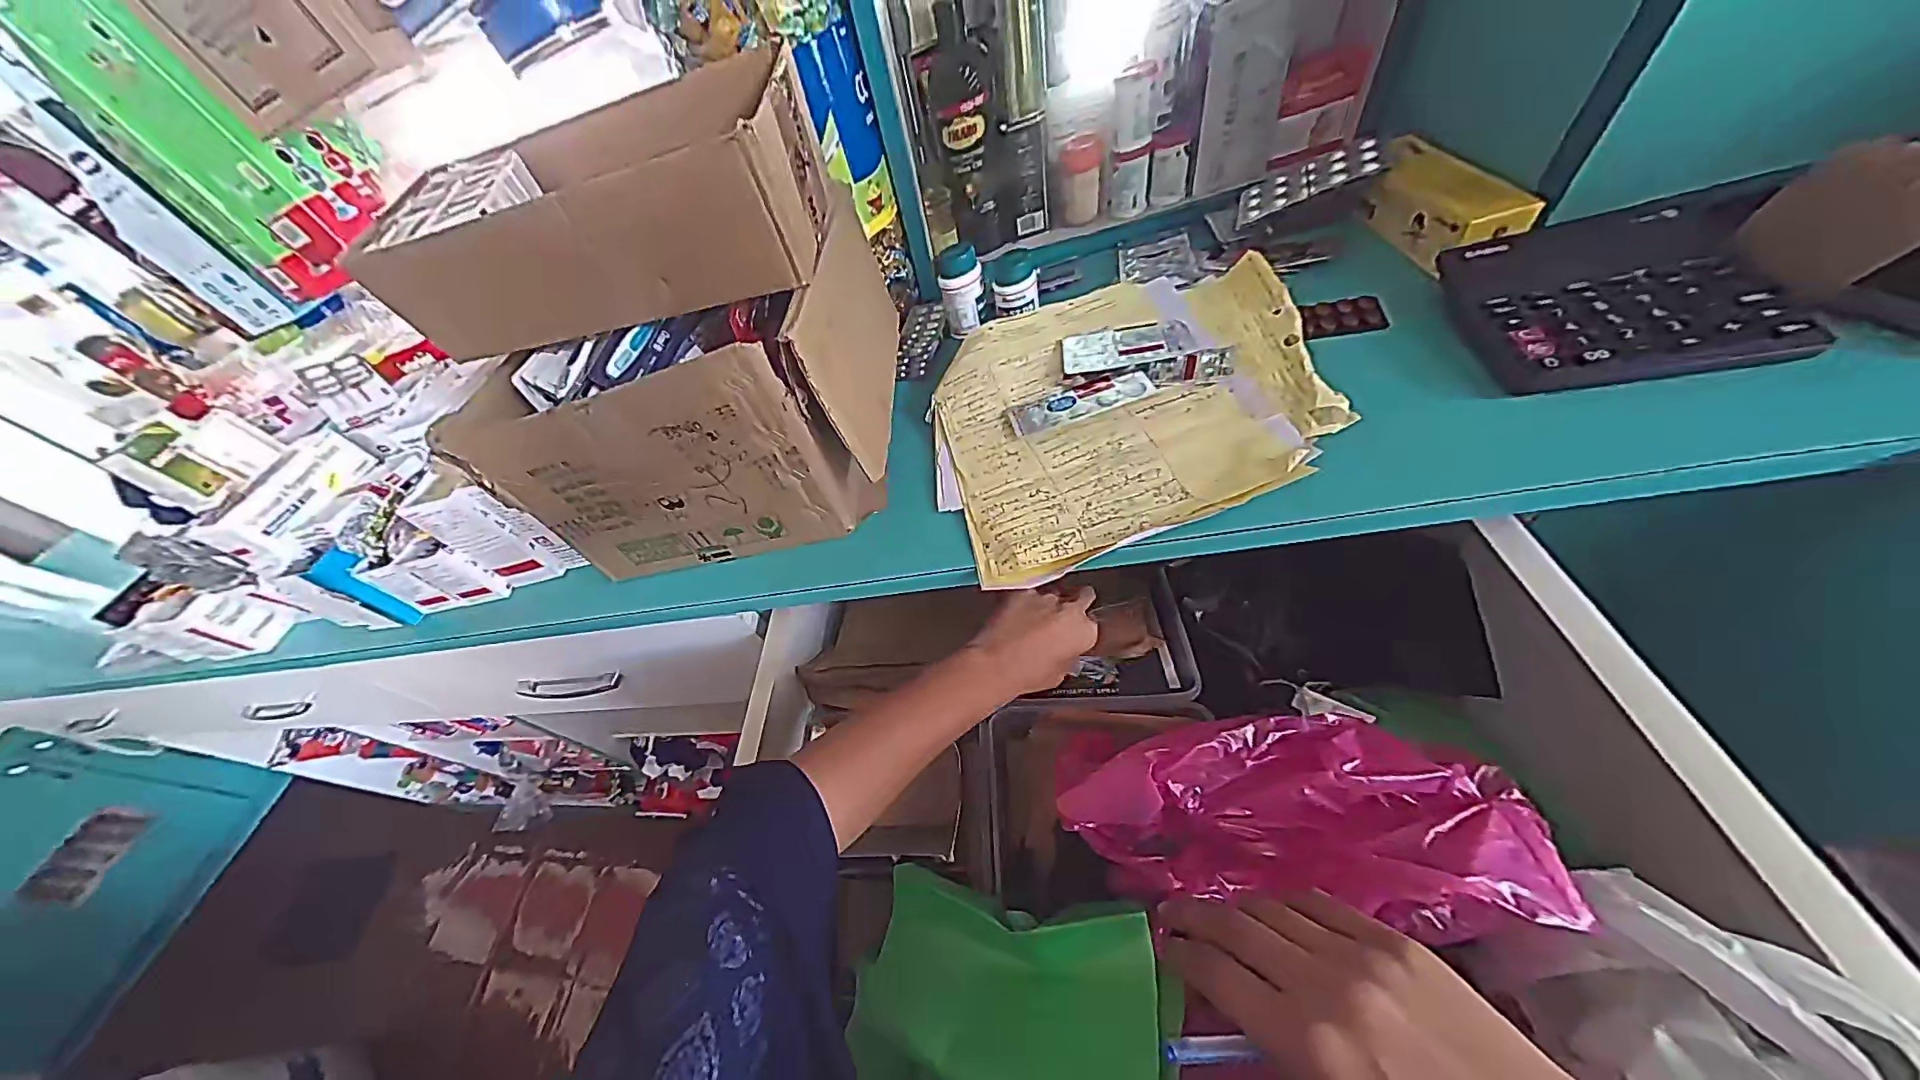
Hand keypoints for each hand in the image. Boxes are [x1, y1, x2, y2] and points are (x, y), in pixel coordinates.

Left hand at [957, 586, 1099, 696]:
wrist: (995, 664)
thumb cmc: (1028, 674)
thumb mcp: (1060, 673)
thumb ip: (1070, 656)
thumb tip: (1066, 651)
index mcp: (1085, 630)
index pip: (1092, 622)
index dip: (1081, 628)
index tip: (1073, 633)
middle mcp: (1069, 608)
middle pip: (1081, 597)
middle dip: (1073, 606)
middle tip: (1059, 620)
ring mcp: (1045, 597)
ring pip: (1054, 595)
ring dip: (1047, 606)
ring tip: (1032, 621)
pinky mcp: (1022, 592)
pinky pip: (1030, 594)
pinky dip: (1026, 603)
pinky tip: (1016, 616)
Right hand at [1160, 893, 1572, 1079]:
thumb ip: (1267, 1046)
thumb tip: (1220, 1005)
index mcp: (1307, 1038)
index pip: (1216, 973)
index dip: (1179, 952)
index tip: (1161, 943)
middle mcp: (1325, 981)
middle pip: (1234, 926)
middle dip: (1192, 916)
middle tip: (1169, 913)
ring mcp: (1363, 951)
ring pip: (1271, 906)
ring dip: (1234, 906)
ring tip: (1216, 912)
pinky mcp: (1395, 937)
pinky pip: (1318, 902)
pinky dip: (1285, 902)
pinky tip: (1275, 911)